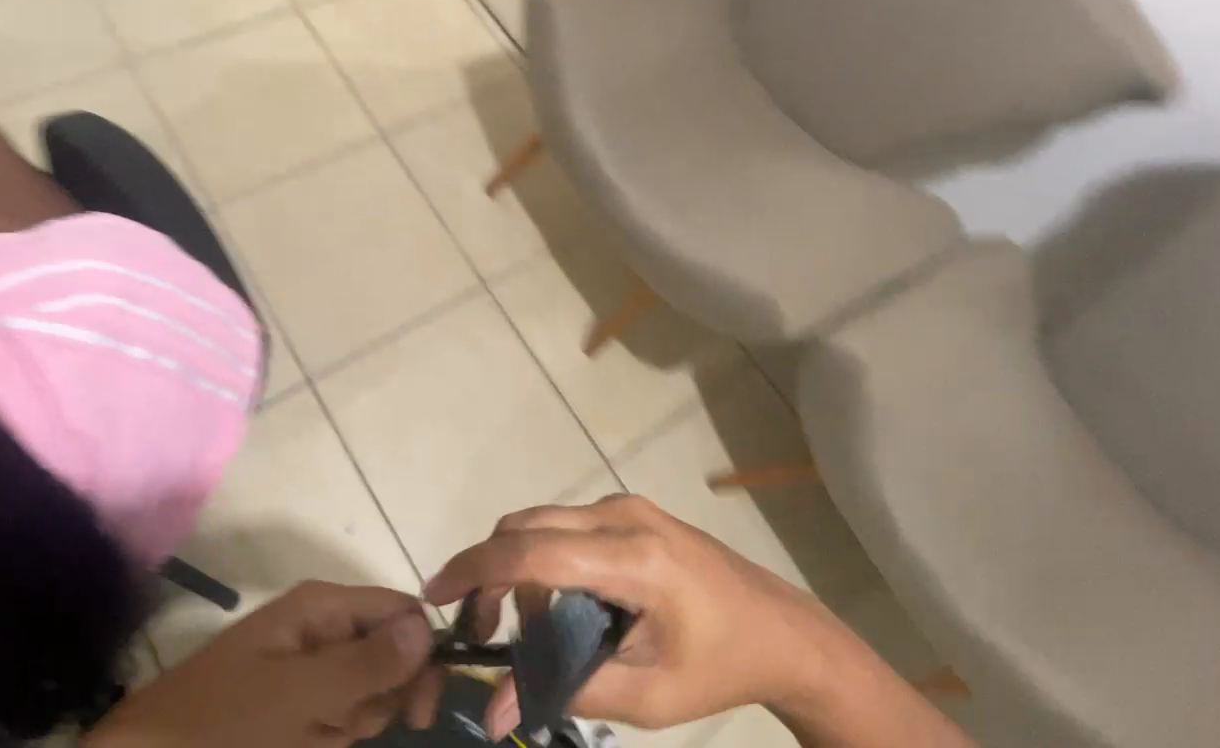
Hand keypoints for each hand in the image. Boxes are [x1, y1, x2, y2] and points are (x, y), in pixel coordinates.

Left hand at [86, 582, 443, 747]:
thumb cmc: (227, 721)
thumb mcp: (300, 694)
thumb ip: (366, 663)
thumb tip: (429, 626)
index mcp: (323, 605)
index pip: (401, 612)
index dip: (422, 657)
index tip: (420, 711)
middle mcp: (322, 625)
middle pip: (389, 655)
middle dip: (375, 699)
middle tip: (334, 724)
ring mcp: (310, 663)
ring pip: (367, 692)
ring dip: (347, 723)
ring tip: (305, 735)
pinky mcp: (299, 697)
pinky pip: (338, 714)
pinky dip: (327, 734)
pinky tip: (299, 741)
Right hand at [424, 494, 838, 737]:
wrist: (784, 631)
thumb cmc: (719, 667)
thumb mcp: (644, 696)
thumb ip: (564, 691)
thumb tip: (494, 712)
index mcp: (633, 558)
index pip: (532, 551)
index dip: (475, 569)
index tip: (435, 596)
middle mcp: (621, 515)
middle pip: (525, 527)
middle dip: (488, 572)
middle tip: (480, 630)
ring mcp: (624, 507)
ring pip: (540, 524)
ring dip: (516, 569)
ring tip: (528, 630)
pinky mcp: (627, 511)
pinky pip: (563, 527)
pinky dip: (542, 560)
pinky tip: (558, 606)